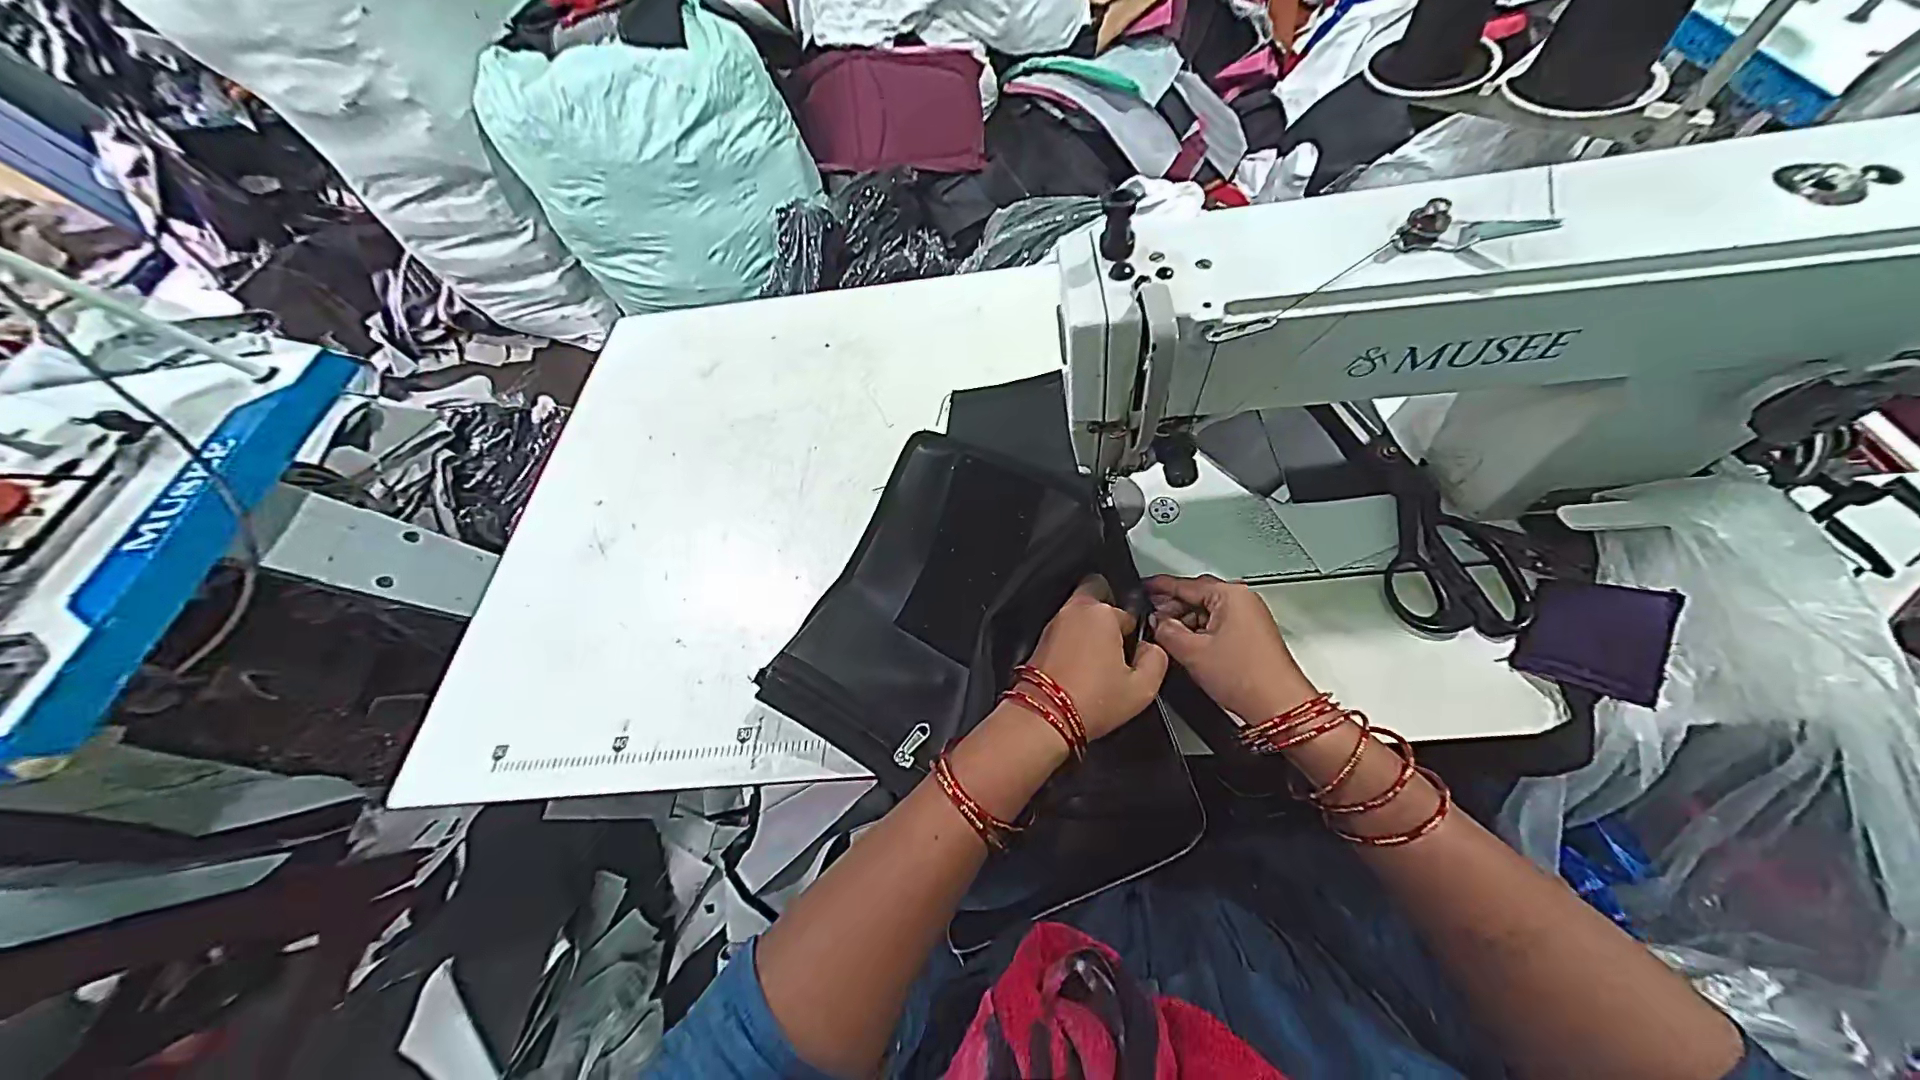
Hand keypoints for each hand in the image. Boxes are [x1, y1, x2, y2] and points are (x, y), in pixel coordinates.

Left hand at [1024, 577, 1168, 738]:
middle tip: (1118, 640)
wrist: (1044, 717)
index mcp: (1102, 613)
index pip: (1130, 614)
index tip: (1134, 654)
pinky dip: (1075, 641)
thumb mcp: (1143, 688)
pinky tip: (1082, 667)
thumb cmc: (1087, 701)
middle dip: (1109, 610)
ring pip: (1080, 612)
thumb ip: (1157, 659)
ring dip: (1090, 627)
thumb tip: (1152, 649)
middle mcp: (1075, 611)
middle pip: (1098, 593)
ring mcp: (1055, 623)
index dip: (1135, 635)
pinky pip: (1066, 630)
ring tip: (1099, 660)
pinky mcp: (1041, 639)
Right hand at [1145, 575, 1317, 721]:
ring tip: (1168, 638)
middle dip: (1172, 608)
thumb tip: (1156, 621)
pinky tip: (1188, 647)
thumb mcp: (1191, 651)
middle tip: (1152, 618)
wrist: (1279, 706)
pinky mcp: (1251, 633)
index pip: (1185, 584)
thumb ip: (1165, 630)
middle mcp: (1243, 601)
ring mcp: (1249, 617)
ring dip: (1186, 622)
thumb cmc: (1249, 678)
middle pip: (1197, 595)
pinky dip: (1201, 632)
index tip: (1145, 588)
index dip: (1159, 587)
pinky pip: (1218, 624)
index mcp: (1231, 595)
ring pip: (1207, 611)